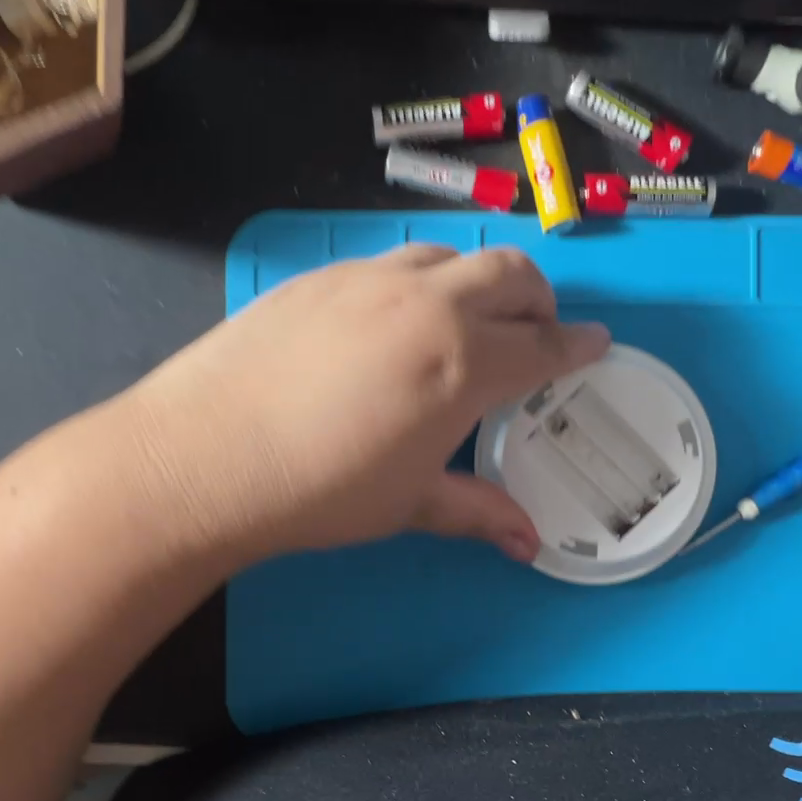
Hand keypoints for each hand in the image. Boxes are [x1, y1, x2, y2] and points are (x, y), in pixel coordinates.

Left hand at [121, 244, 609, 561]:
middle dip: (539, 300)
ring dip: (477, 281)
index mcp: (464, 362)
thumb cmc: (320, 491)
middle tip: (536, 332)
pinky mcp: (320, 277)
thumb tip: (531, 543)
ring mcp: (369, 280)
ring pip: (449, 257)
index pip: (544, 346)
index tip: (596, 345)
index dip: (578, 347)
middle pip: (511, 274)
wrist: (205, 456)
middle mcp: (428, 305)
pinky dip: (417, 282)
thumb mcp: (409, 504)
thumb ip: (478, 511)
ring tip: (466, 320)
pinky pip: (390, 262)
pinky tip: (390, 323)